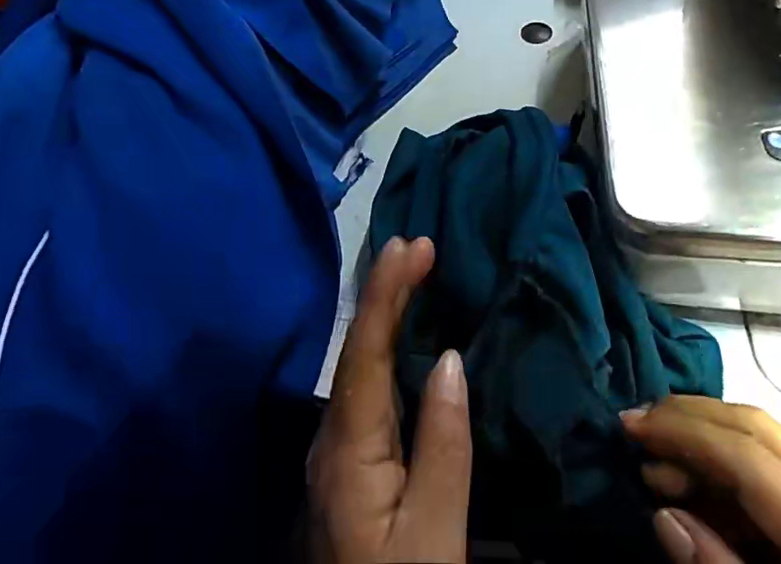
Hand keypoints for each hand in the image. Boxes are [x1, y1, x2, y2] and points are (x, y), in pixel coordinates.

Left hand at [307, 236, 471, 563]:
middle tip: (415, 246)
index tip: (413, 245)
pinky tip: (404, 343)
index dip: (388, 291)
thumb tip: (447, 360)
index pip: (366, 349)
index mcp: (348, 445)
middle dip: (384, 292)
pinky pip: (368, 390)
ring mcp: (337, 450)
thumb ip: (442, 446)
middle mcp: (333, 435)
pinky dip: (386, 351)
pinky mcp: (350, 465)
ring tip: (411, 274)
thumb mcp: (433, 535)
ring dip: (385, 315)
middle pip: (358, 349)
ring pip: (360, 366)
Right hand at [623, 397, 780, 563]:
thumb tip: (663, 514)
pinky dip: (731, 471)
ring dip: (706, 440)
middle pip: (764, 431)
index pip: (753, 458)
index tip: (629, 426)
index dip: (683, 433)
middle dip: (690, 417)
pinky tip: (699, 489)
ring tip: (659, 464)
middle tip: (636, 426)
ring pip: (773, 445)